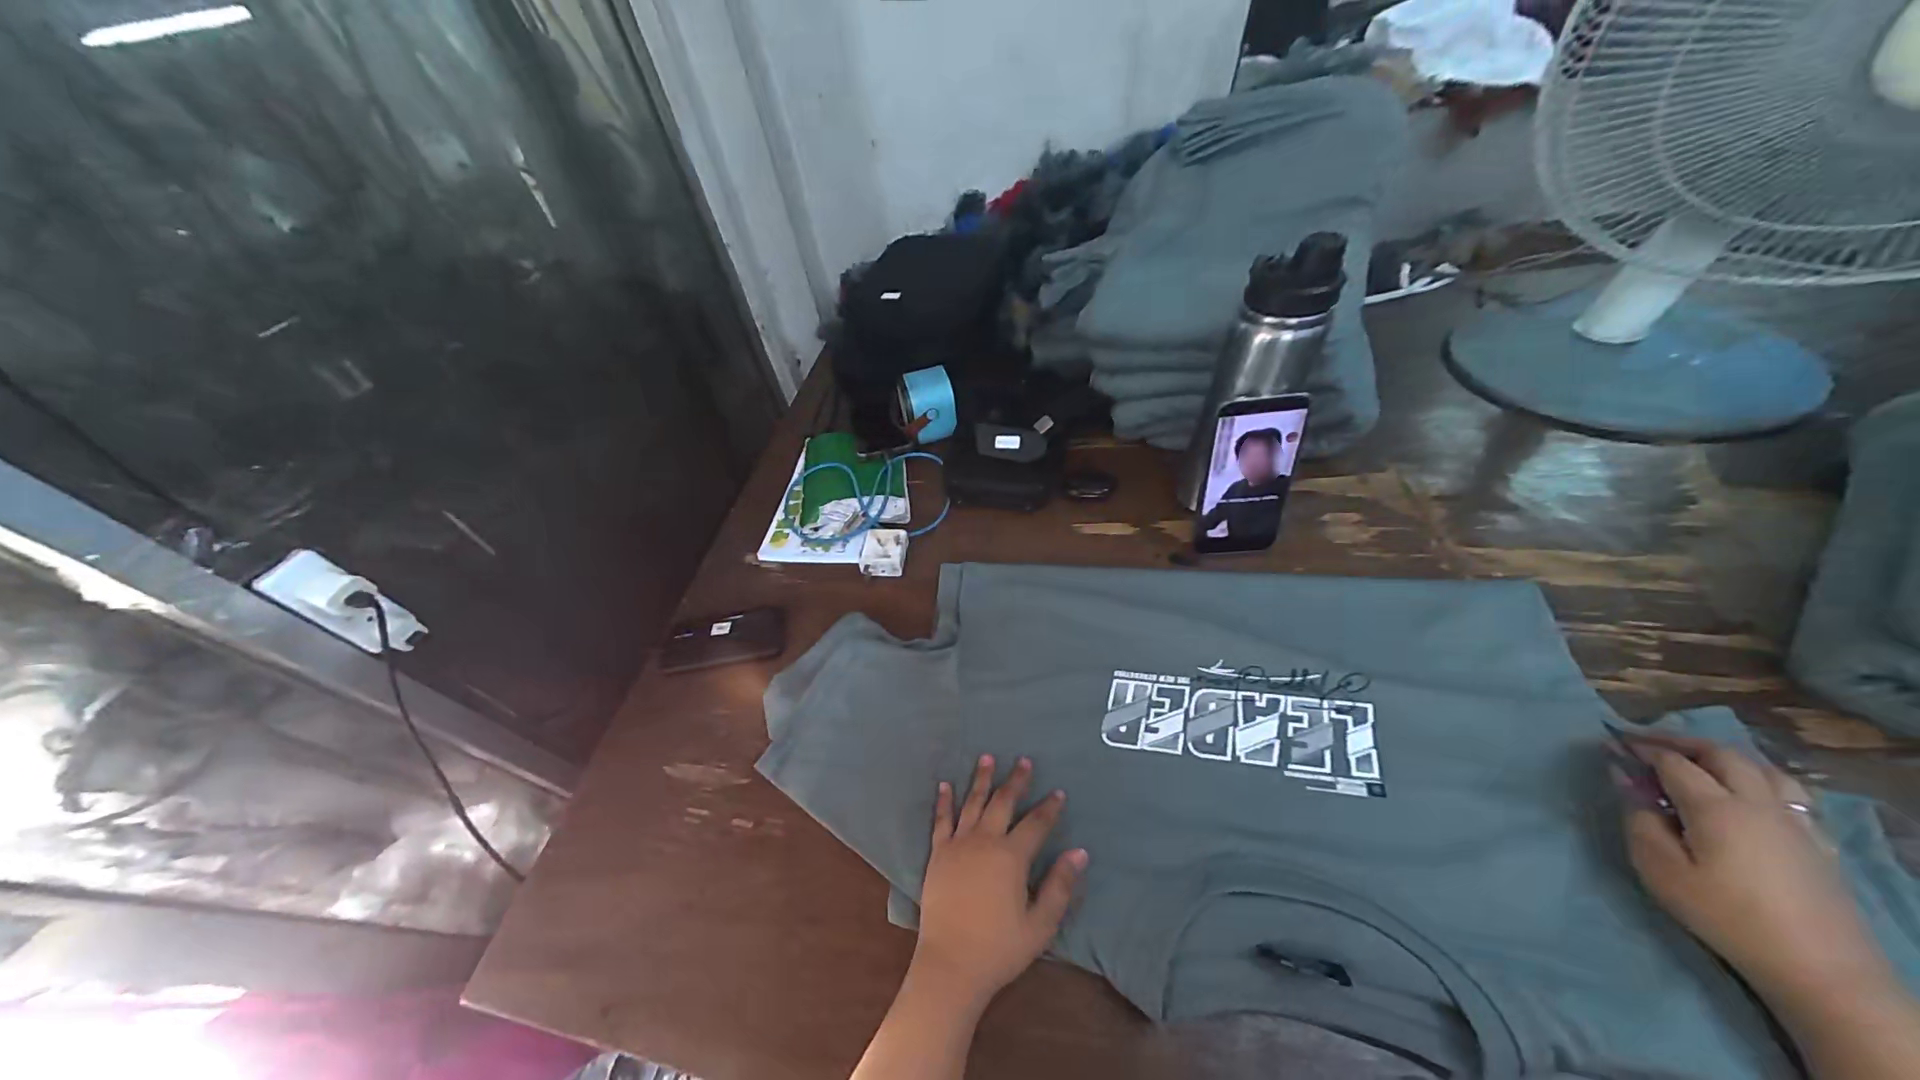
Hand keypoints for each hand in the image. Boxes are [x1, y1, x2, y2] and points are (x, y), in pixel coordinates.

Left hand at [911, 754, 1087, 1005]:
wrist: (951, 965)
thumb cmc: (1000, 948)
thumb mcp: (1040, 924)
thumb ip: (1060, 885)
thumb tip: (1079, 852)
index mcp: (1012, 857)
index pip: (1036, 824)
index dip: (1049, 808)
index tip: (1059, 792)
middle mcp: (985, 841)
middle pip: (1004, 803)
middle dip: (1016, 781)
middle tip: (1024, 760)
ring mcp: (958, 845)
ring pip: (973, 803)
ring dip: (981, 779)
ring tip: (987, 758)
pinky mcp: (937, 854)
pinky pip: (941, 820)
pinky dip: (944, 801)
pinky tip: (945, 785)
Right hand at [1622, 735, 1893, 1004]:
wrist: (1819, 968)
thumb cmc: (1726, 916)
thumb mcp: (1661, 871)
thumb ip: (1640, 820)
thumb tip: (1628, 781)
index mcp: (1717, 807)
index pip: (1672, 762)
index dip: (1639, 749)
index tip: (1610, 743)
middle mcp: (1759, 803)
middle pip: (1720, 754)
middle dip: (1679, 742)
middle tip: (1646, 744)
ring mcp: (1796, 821)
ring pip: (1761, 767)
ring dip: (1722, 756)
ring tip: (1696, 762)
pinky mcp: (1817, 841)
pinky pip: (1789, 792)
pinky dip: (1758, 778)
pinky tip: (1747, 794)